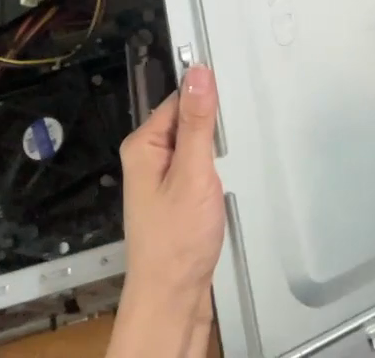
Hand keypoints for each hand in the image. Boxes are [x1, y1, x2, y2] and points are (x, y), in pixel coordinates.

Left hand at [110, 65, 223, 357]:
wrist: (173, 298)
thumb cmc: (176, 244)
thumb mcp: (193, 174)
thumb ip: (198, 122)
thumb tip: (199, 75)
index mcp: (143, 145)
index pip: (179, 98)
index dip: (206, 96)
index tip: (231, 90)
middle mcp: (148, 158)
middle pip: (188, 119)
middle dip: (213, 129)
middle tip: (227, 146)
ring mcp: (161, 178)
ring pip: (196, 144)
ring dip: (215, 152)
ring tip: (224, 171)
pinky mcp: (176, 196)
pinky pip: (198, 165)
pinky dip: (214, 170)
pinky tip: (221, 185)